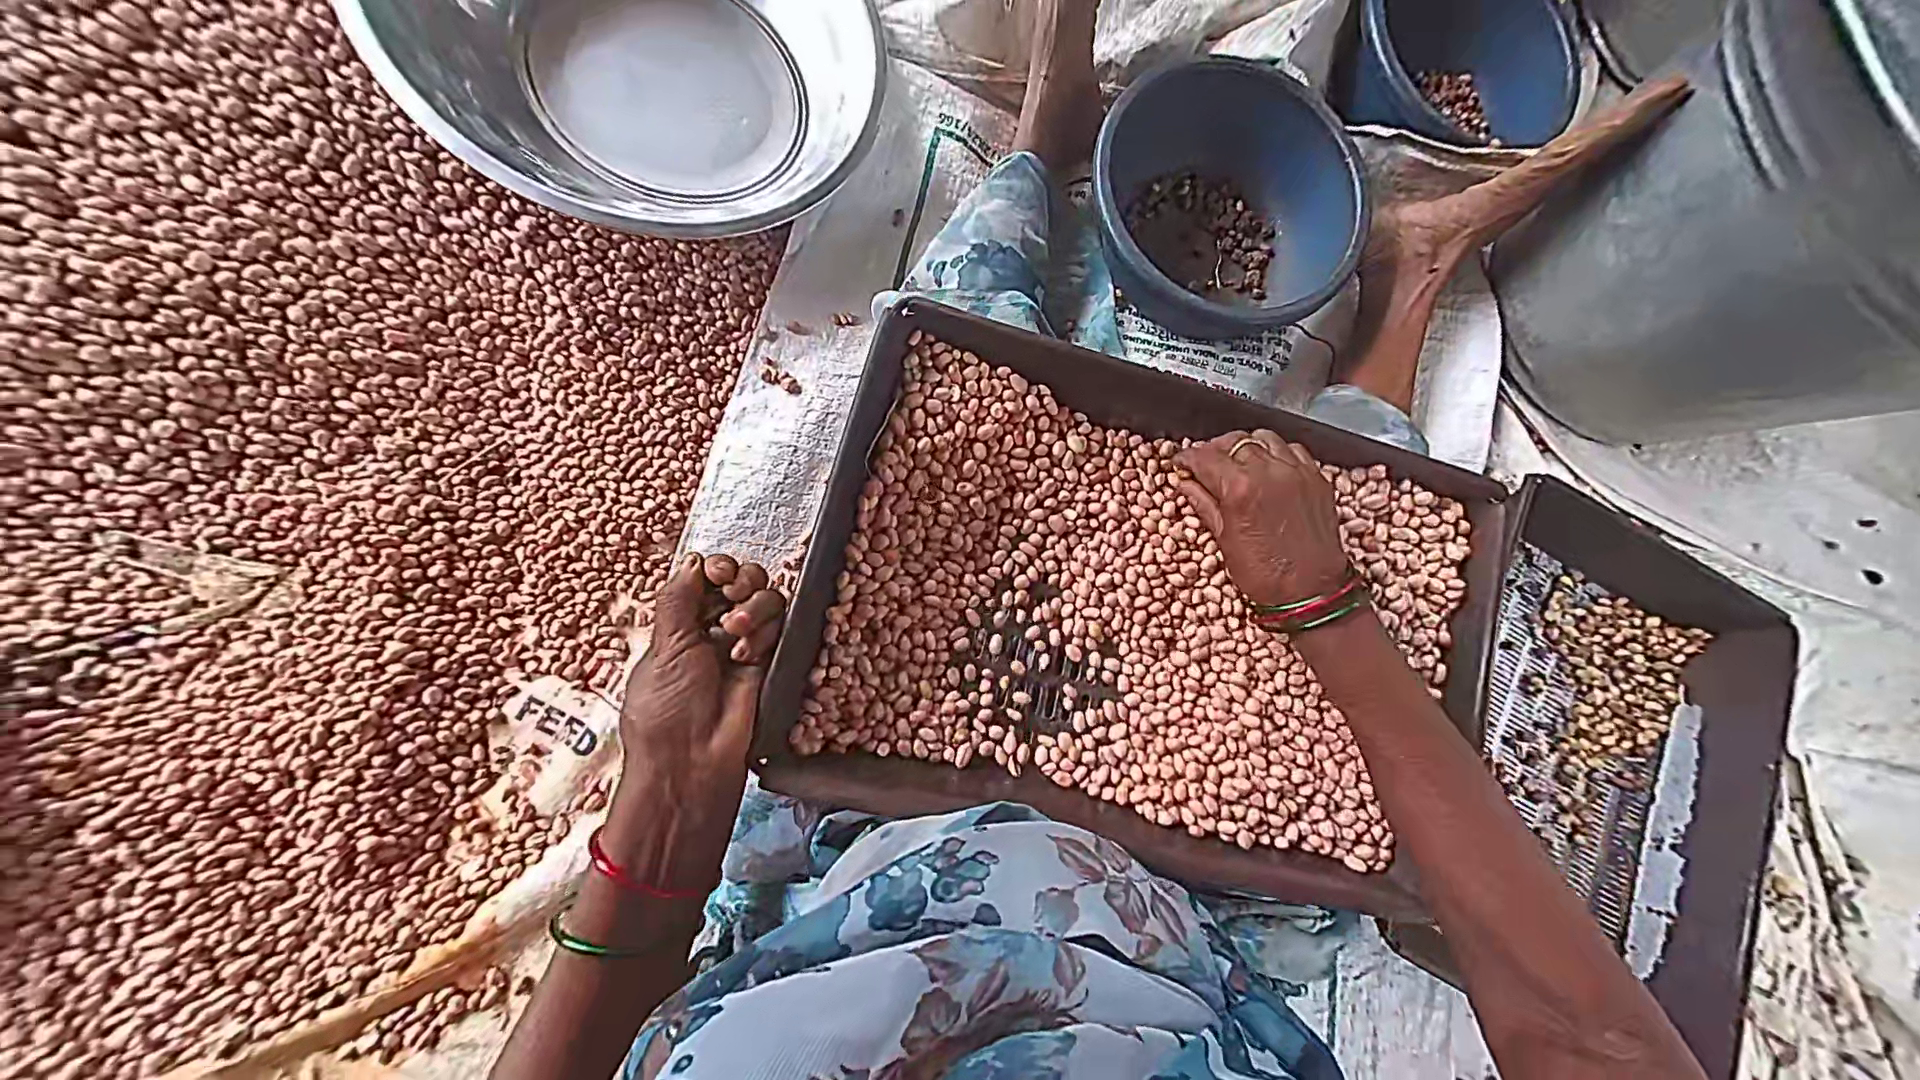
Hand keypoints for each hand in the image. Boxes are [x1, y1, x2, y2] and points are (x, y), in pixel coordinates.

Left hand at [607, 552, 785, 887]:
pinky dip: (765, 632)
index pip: (708, 579)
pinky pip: (781, 626)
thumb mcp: (664, 647)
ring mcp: (746, 644)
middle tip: (731, 593)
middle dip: (740, 582)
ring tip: (735, 632)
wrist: (694, 759)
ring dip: (753, 609)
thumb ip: (680, 598)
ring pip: (767, 600)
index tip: (717, 572)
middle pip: (743, 583)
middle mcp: (716, 630)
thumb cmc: (666, 711)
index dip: (717, 569)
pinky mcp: (772, 659)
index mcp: (683, 625)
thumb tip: (694, 560)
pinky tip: (746, 653)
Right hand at [1175, 431, 1349, 607]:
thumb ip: (1204, 503)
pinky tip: (1266, 468)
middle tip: (1203, 464)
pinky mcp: (1316, 478)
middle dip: (1213, 450)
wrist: (1311, 591)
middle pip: (1233, 442)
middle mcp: (1269, 472)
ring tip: (1235, 462)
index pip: (1204, 457)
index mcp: (1240, 488)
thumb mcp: (1223, 538)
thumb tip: (1186, 484)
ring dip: (1244, 446)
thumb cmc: (1264, 573)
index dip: (1187, 457)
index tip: (1180, 462)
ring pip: (1263, 438)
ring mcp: (1296, 472)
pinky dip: (1274, 452)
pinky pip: (1291, 450)